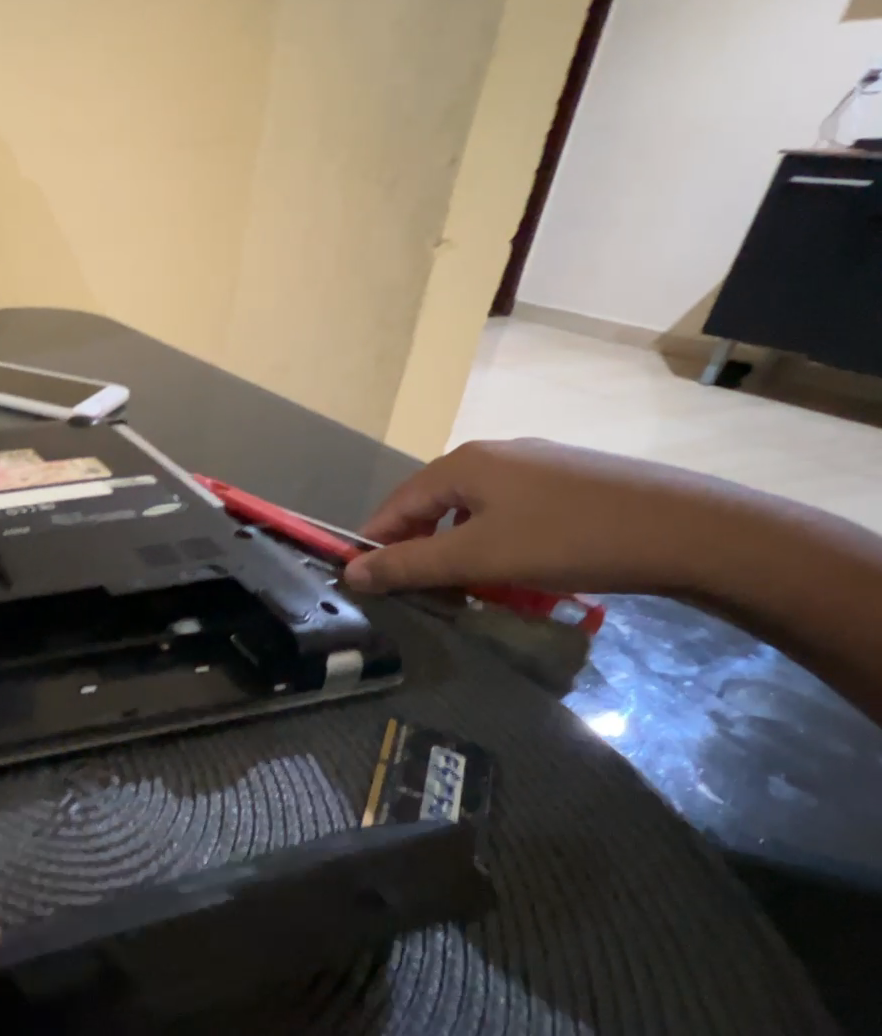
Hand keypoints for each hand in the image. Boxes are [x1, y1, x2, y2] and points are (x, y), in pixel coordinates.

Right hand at [343, 438, 738, 595]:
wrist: (696, 532)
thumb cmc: (570, 540)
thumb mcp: (479, 559)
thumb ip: (409, 565)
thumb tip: (352, 573)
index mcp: (462, 463)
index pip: (394, 505)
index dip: (375, 545)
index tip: (367, 585)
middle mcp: (493, 455)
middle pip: (433, 505)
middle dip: (420, 550)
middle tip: (421, 593)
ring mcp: (537, 465)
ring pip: (474, 511)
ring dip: (460, 549)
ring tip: (470, 587)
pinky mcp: (573, 482)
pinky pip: (512, 512)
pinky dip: (498, 542)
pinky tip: (519, 570)